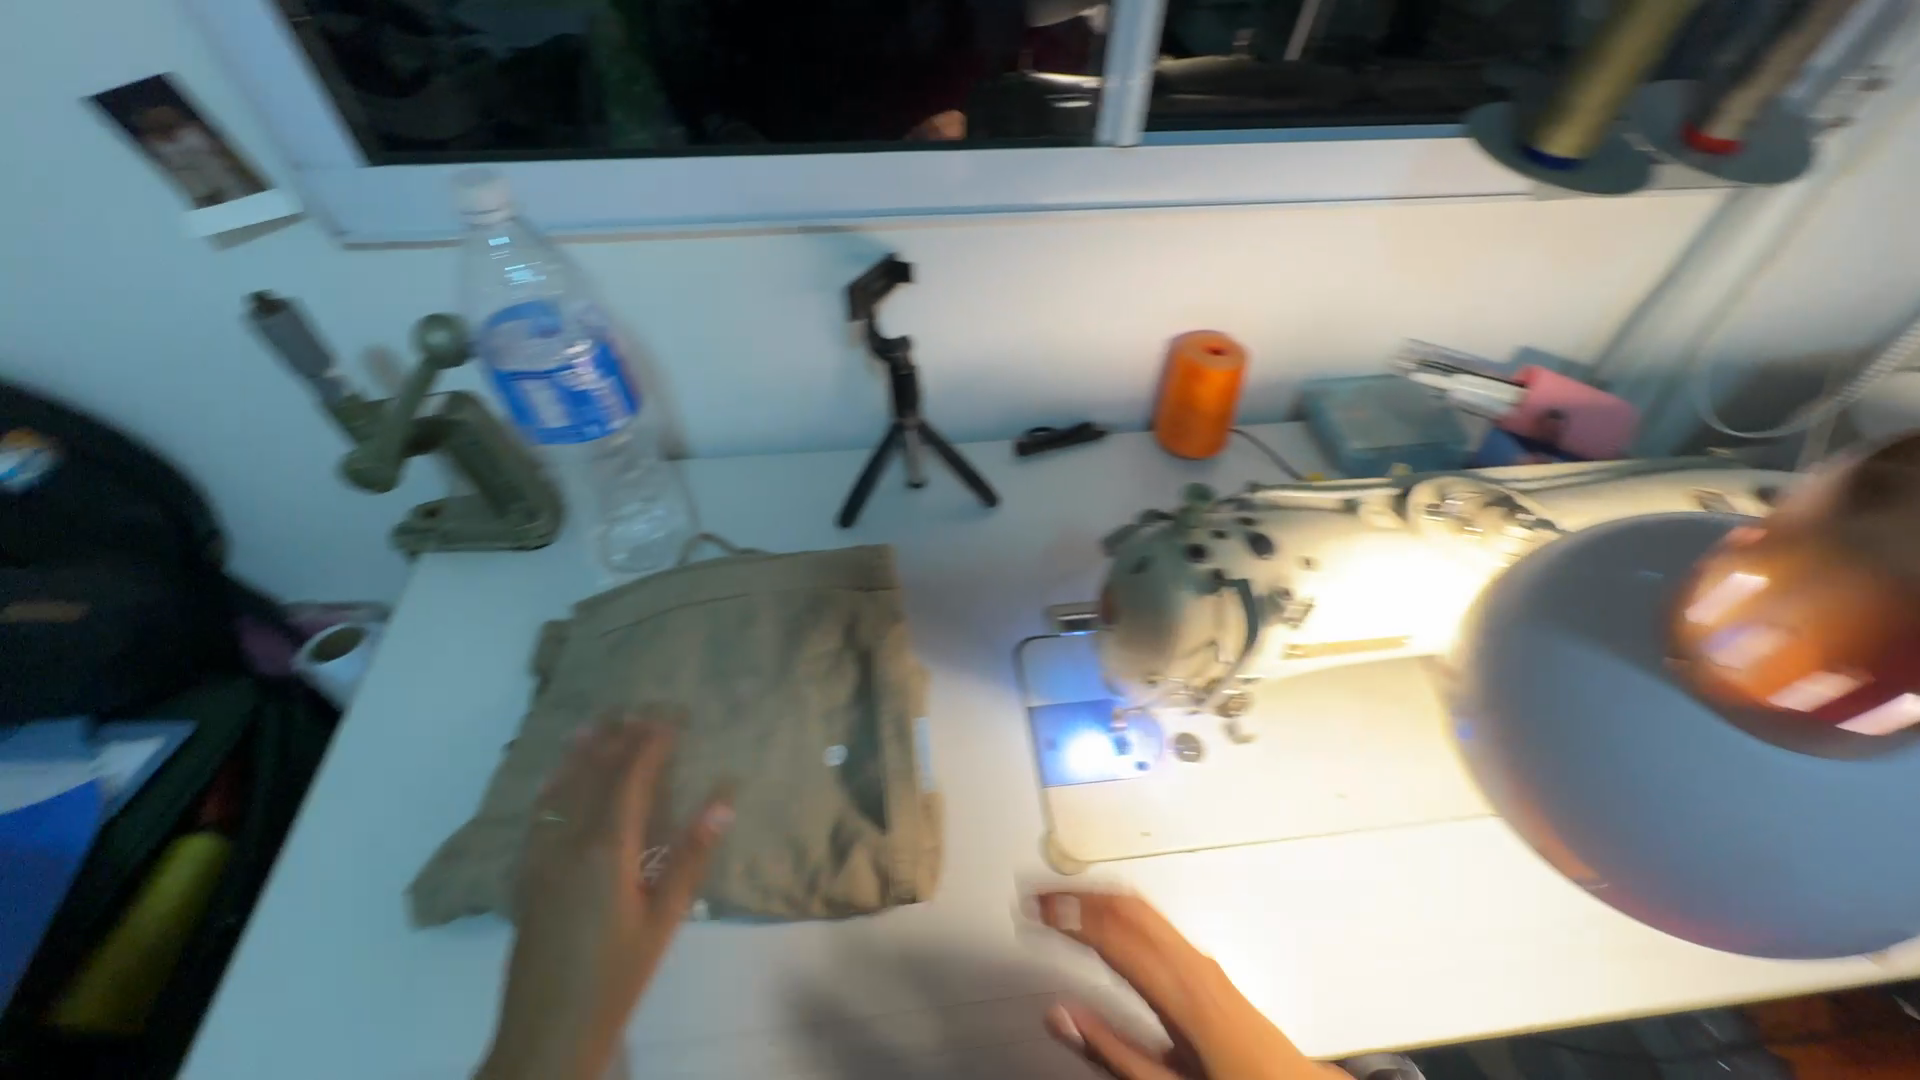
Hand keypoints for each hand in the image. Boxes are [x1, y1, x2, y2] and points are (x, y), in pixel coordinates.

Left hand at [478, 711, 732, 1079]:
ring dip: (580, 754)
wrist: (546, 1030)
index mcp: (606, 849)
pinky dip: (551, 787)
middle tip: (639, 710)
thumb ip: (692, 855)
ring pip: (560, 791)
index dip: (650, 745)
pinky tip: (555, 780)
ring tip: (596, 723)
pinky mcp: (525, 877)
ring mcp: (540, 858)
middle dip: (618, 740)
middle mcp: (568, 843)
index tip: (670, 718)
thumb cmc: (617, 976)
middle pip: (593, 776)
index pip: (630, 780)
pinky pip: (538, 816)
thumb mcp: (666, 919)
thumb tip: (723, 799)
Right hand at [1032, 890, 1343, 1079]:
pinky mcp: (1200, 959)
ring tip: (1058, 895)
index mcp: (1178, 991)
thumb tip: (1059, 1013)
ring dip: (1094, 893)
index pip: (1111, 935)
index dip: (1068, 916)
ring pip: (1138, 904)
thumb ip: (1108, 1048)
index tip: (1034, 909)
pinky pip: (1152, 914)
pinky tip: (1101, 907)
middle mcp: (1189, 962)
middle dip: (1076, 893)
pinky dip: (1116, 902)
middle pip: (1124, 906)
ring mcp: (1198, 956)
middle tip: (1035, 894)